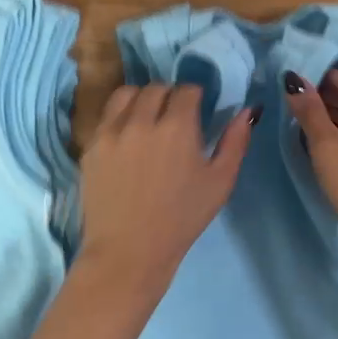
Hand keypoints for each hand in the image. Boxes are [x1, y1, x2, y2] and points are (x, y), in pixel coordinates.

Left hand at [77, 85, 254, 293]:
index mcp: (177, 128)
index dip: (196, 98)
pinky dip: (120, 116)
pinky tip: (128, 137)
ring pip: (127, 94)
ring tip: (148, 119)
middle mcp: (141, 120)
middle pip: (157, 88)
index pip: (187, 90)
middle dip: (170, 97)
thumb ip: (235, 142)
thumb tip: (247, 111)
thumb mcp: (220, 182)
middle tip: (175, 119)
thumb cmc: (182, 219)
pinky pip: (106, 115)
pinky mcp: (90, 145)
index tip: (198, 113)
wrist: (129, 250)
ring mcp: (111, 131)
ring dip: (142, 99)